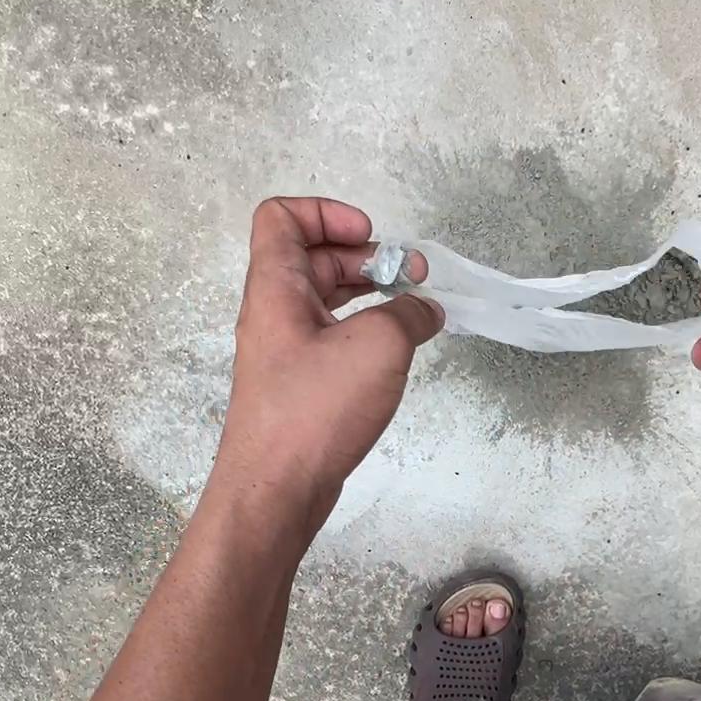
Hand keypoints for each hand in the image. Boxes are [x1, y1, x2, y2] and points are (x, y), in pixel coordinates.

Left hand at [209, 197, 443, 531]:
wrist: (277, 488)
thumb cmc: (318, 408)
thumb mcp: (378, 346)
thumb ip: (409, 315)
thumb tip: (427, 309)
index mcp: (276, 288)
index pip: (282, 218)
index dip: (327, 212)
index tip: (372, 235)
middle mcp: (274, 315)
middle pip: (312, 259)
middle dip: (364, 257)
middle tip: (412, 276)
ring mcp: (285, 354)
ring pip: (325, 303)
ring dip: (367, 296)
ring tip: (412, 310)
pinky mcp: (300, 388)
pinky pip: (331, 341)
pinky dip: (364, 333)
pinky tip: (396, 353)